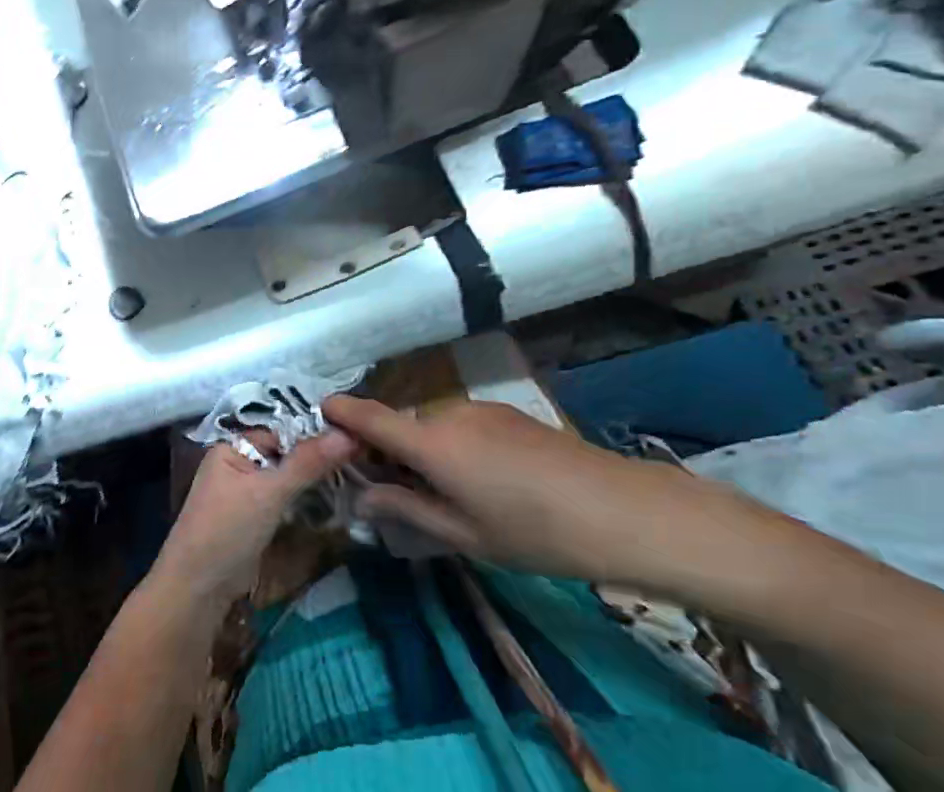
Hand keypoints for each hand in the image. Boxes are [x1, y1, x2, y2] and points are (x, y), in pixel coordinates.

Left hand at [150, 432, 356, 606]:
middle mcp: (239, 463)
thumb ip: (307, 463)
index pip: (282, 431)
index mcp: (232, 447)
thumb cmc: (227, 530)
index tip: (357, 436)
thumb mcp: (268, 493)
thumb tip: (348, 433)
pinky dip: (307, 498)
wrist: (198, 588)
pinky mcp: (257, 517)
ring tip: (359, 474)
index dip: (316, 434)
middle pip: (286, 454)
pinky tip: (338, 498)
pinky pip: (287, 499)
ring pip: (289, 478)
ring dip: (316, 480)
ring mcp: (248, 492)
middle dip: (319, 458)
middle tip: (364, 457)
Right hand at [321, 395, 765, 592]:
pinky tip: (477, 479)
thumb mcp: (461, 534)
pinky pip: (458, 423)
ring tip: (437, 490)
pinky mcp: (505, 414)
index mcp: (429, 443)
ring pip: (429, 424)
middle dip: (383, 447)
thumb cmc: (532, 531)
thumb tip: (361, 498)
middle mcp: (446, 414)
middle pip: (398, 423)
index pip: (368, 416)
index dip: (340, 411)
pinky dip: (448, 443)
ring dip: (419, 448)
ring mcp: (479, 410)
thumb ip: (404, 510)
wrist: (623, 510)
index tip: (320, 413)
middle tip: (386, 487)